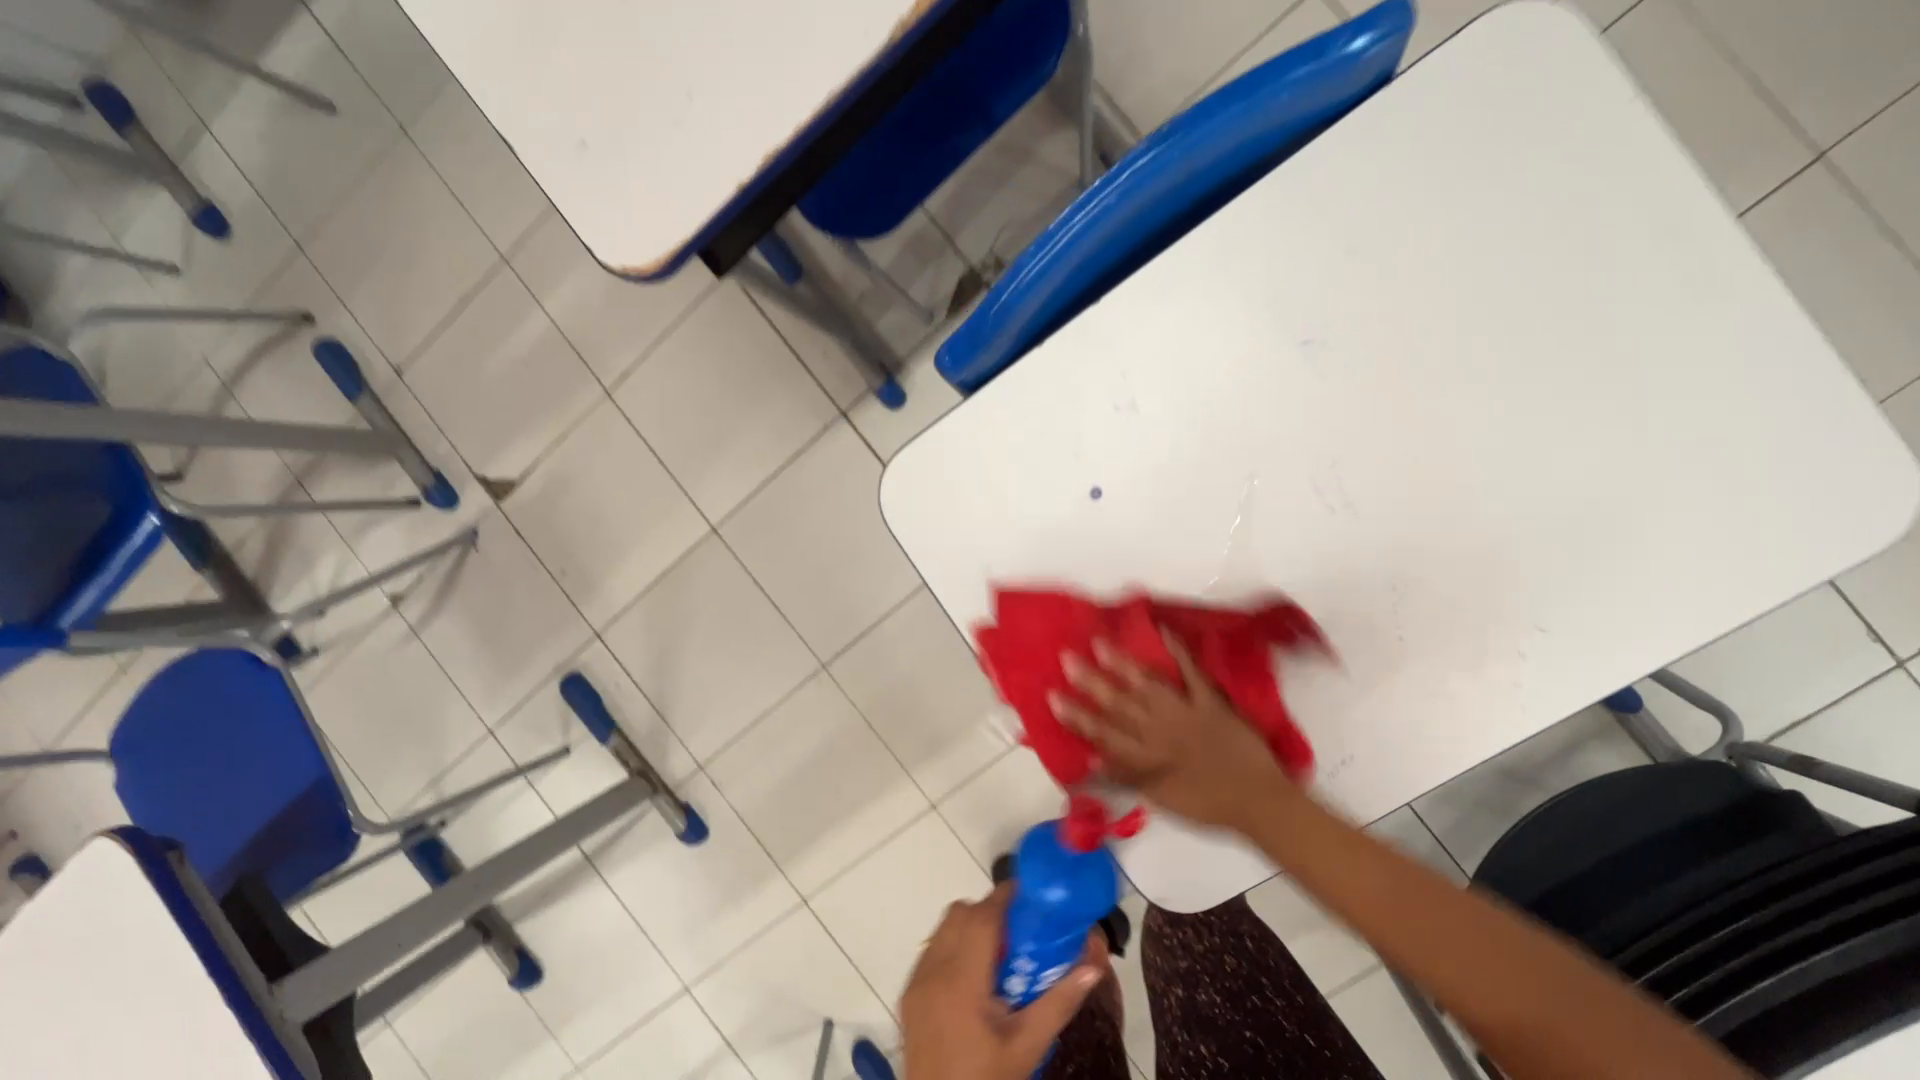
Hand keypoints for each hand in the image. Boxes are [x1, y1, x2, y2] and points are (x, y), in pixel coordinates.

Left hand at [901, 883, 1105, 1079]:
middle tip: (1022, 934)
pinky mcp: (909, 995)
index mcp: (961, 982)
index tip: (1031, 896)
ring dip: (971, 928)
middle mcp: (932, 972)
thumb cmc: (986, 1079)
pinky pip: (932, 951)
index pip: (980, 918)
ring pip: (943, 929)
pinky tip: (978, 980)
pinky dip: (955, 948)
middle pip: (958, 914)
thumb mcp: (1028, 1045)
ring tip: (1002, 959)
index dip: (1005, 898)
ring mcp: (916, 983)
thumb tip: (1094, 966)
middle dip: (990, 912)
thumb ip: (1060, 1001)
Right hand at [1052, 631, 1293, 830]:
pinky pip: (1192, 673)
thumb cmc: (1206, 805)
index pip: (1103, 733)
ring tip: (1100, 644)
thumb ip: (1126, 778)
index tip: (1052, 695)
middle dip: (1091, 681)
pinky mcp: (1211, 702)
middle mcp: (1160, 730)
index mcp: (1146, 756)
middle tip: (1067, 657)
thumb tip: (1091, 761)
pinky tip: (1163, 632)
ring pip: (1148, 686)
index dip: (1076, 715)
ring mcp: (1185, 712)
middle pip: (1120, 704)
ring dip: (1123, 665)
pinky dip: (1179, 652)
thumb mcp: (1161, 799)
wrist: (1257, 802)